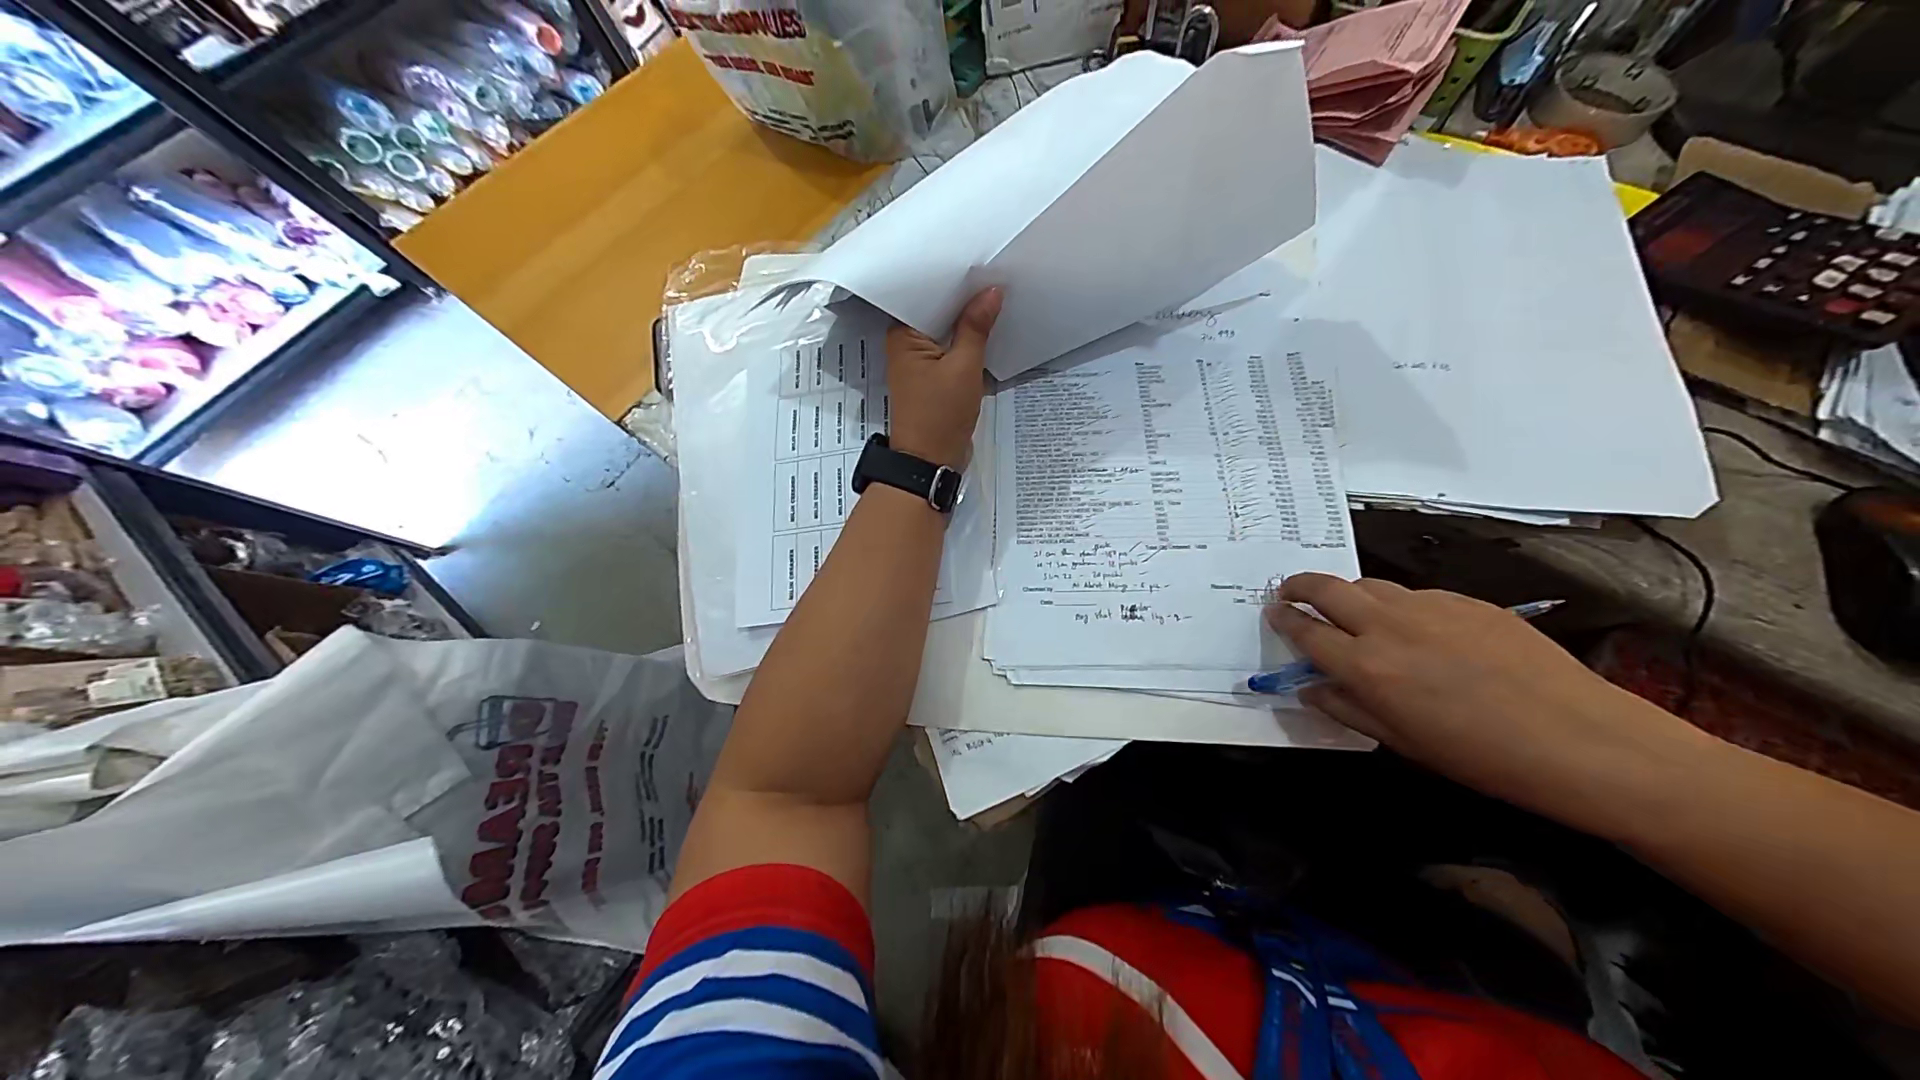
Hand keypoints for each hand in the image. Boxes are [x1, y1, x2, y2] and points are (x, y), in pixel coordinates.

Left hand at [885, 288, 1001, 467]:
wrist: (931, 462)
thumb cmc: (940, 416)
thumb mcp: (964, 367)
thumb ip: (976, 327)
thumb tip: (991, 292)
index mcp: (902, 334)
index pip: (925, 292)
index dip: (952, 277)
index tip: (978, 259)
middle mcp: (906, 343)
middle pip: (936, 309)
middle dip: (963, 296)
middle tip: (994, 271)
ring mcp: (920, 360)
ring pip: (945, 329)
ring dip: (967, 319)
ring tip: (997, 294)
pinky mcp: (933, 375)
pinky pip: (951, 348)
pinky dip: (967, 340)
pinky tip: (989, 327)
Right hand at [1266, 574, 1713, 831]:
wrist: (1585, 742)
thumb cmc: (1483, 757)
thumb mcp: (1402, 742)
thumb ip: (1347, 709)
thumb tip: (1313, 688)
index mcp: (1367, 667)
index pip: (1305, 631)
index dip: (1283, 620)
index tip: (1273, 613)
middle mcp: (1389, 626)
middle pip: (1326, 588)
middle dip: (1299, 586)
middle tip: (1289, 592)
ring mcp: (1430, 607)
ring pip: (1369, 584)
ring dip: (1347, 592)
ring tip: (1348, 610)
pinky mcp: (1468, 601)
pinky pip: (1415, 594)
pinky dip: (1397, 603)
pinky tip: (1415, 628)